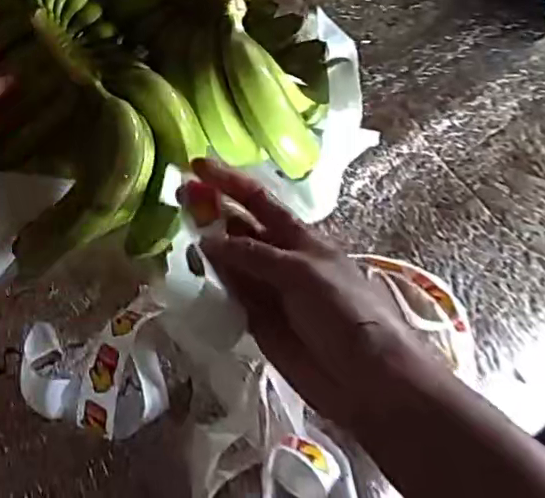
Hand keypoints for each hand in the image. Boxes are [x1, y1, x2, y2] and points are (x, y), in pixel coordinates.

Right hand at [187, 158, 445, 432]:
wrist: (370, 380)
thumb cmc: (345, 311)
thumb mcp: (302, 272)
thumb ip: (254, 255)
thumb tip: (207, 241)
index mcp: (296, 234)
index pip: (256, 198)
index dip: (227, 180)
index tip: (196, 164)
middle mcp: (278, 254)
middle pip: (237, 224)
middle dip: (209, 207)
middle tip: (176, 193)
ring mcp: (265, 286)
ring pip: (228, 257)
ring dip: (204, 242)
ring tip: (174, 227)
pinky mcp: (256, 318)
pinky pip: (227, 291)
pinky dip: (208, 279)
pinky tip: (188, 270)